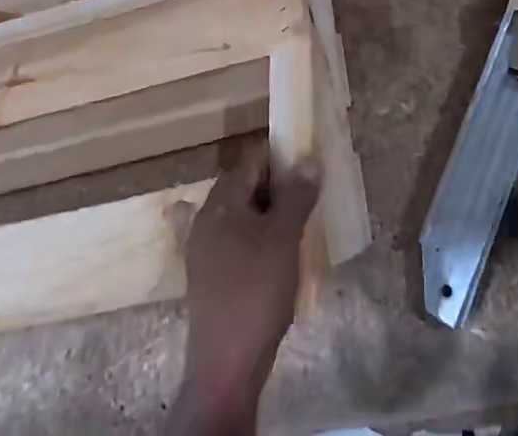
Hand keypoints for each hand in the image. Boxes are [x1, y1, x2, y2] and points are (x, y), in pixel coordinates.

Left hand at [166, 144, 319, 435]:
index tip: (309, 157)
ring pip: (243, 212)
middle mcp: (206, 221)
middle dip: (278, 181)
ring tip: (303, 215)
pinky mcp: (212, 273)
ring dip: (272, 208)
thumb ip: (297, 195)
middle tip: (311, 187)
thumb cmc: (257, 290)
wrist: (228, 362)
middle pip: (244, 185)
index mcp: (219, 206)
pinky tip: (283, 246)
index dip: (279, 154)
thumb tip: (309, 160)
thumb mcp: (285, 237)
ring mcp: (206, 249)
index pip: (249, 161)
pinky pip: (239, 236)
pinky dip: (261, 231)